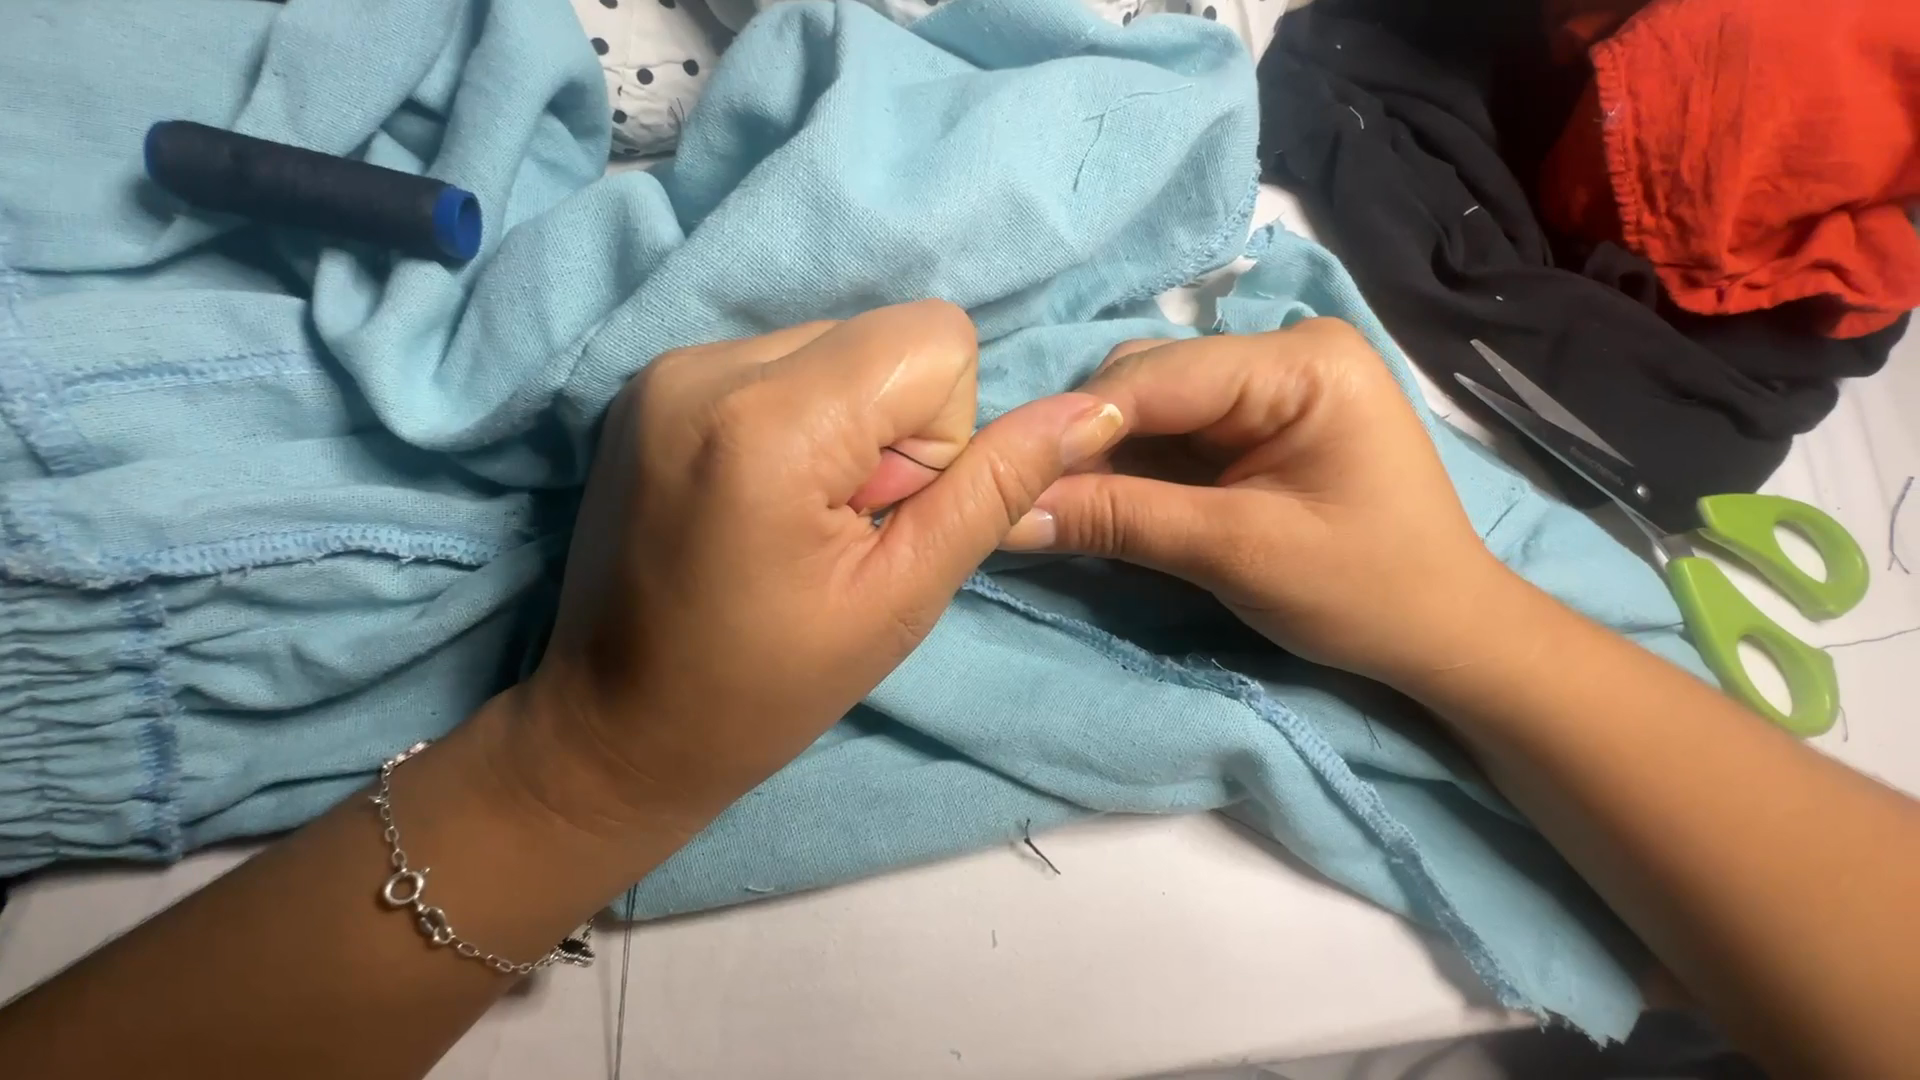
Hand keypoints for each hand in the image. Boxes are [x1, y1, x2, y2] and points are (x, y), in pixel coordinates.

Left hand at [510, 300, 1125, 832]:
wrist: (617, 727)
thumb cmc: (768, 687)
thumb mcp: (902, 597)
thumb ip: (995, 488)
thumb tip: (1094, 409)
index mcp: (770, 422)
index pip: (937, 339)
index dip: (940, 433)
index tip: (884, 511)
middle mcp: (710, 362)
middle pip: (886, 336)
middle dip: (894, 426)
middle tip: (839, 522)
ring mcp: (670, 365)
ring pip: (837, 346)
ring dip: (848, 423)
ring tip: (794, 515)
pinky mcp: (653, 381)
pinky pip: (782, 362)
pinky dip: (800, 419)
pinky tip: (760, 498)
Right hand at [1007, 318, 1517, 688]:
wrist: (1440, 633)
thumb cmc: (1365, 592)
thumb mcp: (1239, 555)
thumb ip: (1123, 522)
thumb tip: (1009, 516)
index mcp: (1302, 363)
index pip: (1158, 377)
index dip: (1075, 426)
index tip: (1004, 477)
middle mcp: (1280, 354)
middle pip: (1145, 384)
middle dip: (1084, 445)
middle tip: (1028, 504)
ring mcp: (1264, 388)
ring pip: (1146, 411)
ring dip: (1098, 461)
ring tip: (1055, 510)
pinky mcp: (1250, 425)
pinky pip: (1165, 438)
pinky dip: (1127, 474)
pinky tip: (1097, 504)